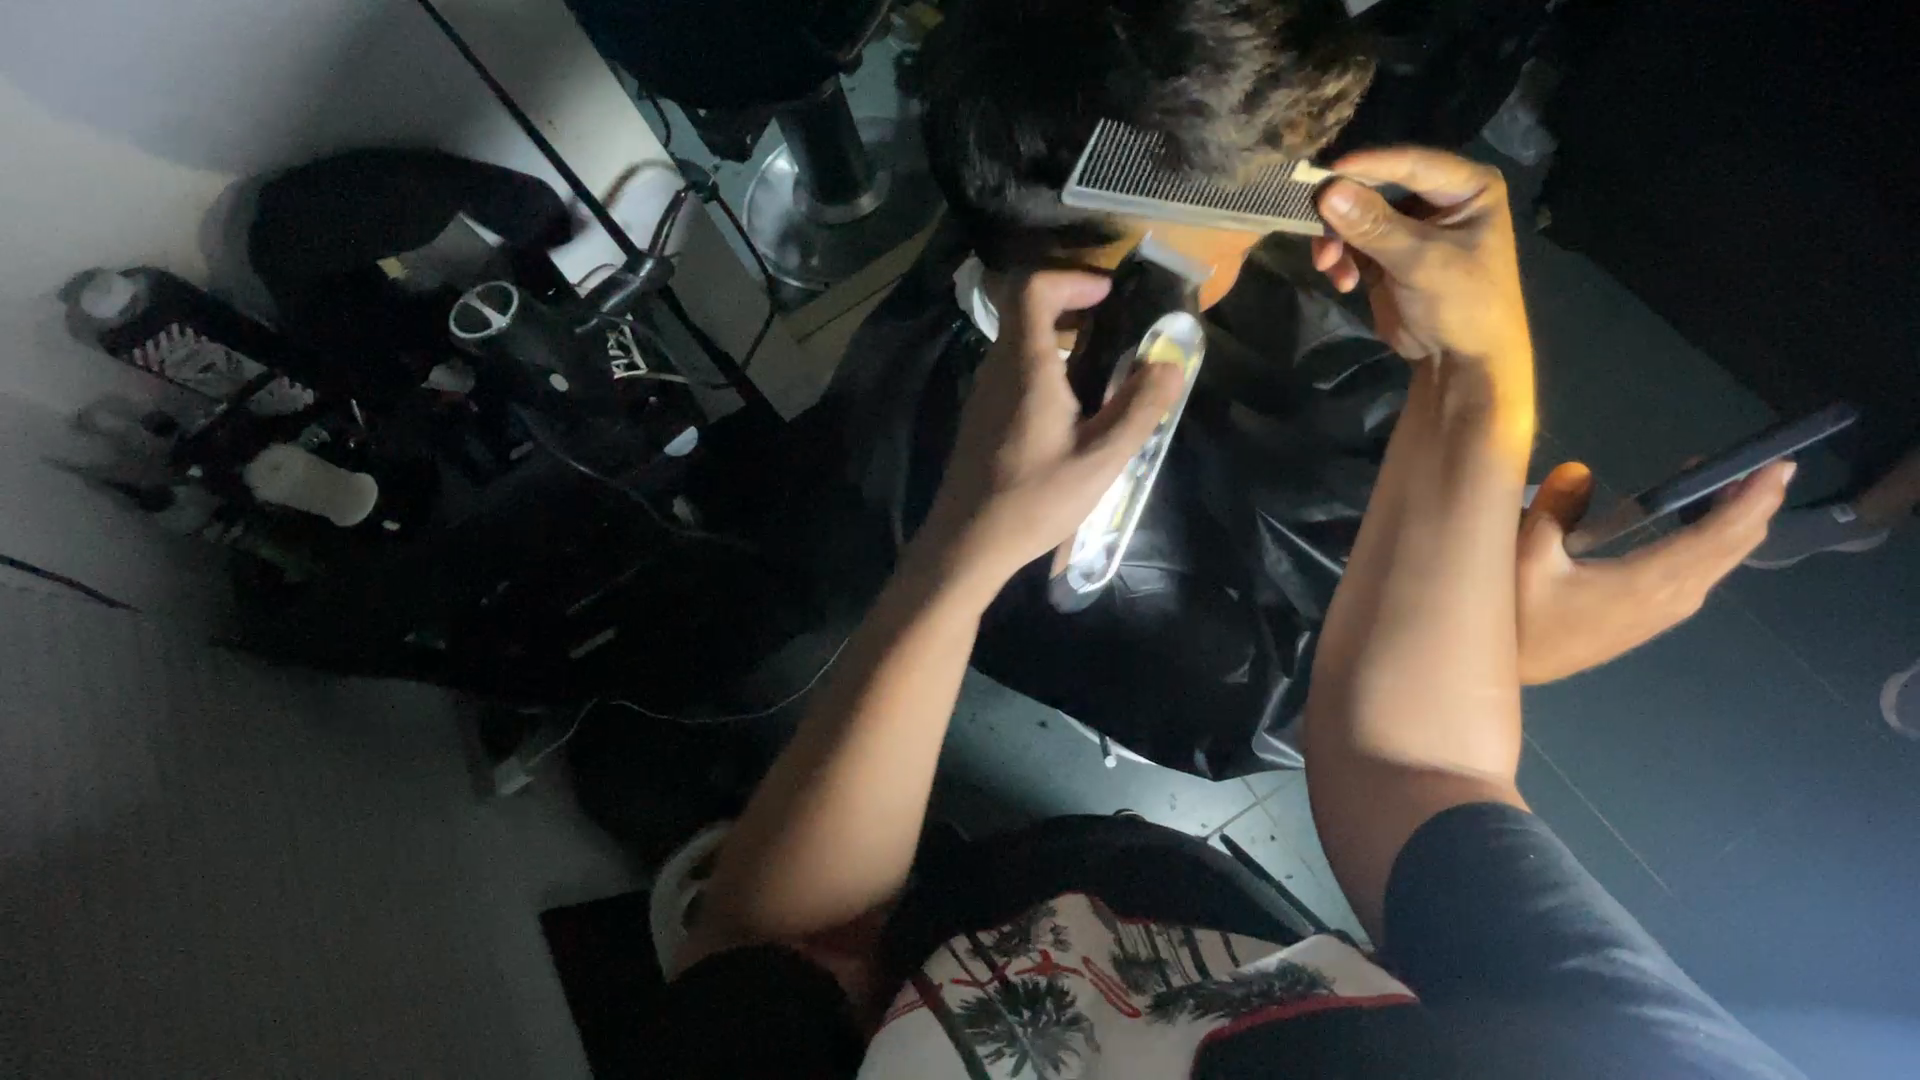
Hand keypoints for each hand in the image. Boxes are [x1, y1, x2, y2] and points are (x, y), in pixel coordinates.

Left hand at [916, 271, 1186, 590]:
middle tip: (1114, 326)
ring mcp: (982, 394)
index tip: (1108, 294)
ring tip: (1101, 367)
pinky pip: (1011, 373)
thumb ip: (1139, 408)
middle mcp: (996, 369)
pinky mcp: (979, 419)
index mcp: (1025, 366)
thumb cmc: (1035, 500)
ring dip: (1058, 339)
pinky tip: (1070, 408)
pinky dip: (1042, 367)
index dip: (1071, 278)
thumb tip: (1170, 363)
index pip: (1032, 288)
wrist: (968, 543)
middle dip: (1070, 305)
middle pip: (1024, 311)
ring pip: (1016, 343)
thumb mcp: (1100, 459)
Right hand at [1312, 147, 1530, 368]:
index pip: (1411, 165)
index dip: (1368, 166)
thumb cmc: (1462, 303)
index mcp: (1466, 188)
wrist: (1461, 359)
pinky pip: (1352, 246)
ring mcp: (1409, 229)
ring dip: (1337, 242)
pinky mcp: (1386, 257)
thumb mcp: (1419, 261)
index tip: (1323, 173)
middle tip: (1316, 230)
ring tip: (1330, 268)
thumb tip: (1327, 191)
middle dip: (1344, 214)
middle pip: (1377, 190)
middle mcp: (1437, 201)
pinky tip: (1343, 283)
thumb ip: (1373, 225)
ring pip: (1357, 219)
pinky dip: (1341, 261)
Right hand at [1515, 459, 1793, 683]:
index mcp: (1651, 580)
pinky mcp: (1653, 617)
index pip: (1721, 533)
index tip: (1778, 464)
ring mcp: (1667, 611)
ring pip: (1721, 561)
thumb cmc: (1517, 613)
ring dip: (1733, 524)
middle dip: (1753, 505)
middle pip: (1732, 547)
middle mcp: (1674, 596)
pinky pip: (1701, 573)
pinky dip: (1712, 543)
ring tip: (1727, 488)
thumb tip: (1580, 471)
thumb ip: (1554, 510)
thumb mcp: (1525, 556)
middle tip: (1759, 466)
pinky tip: (1693, 527)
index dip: (1753, 498)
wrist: (1511, 666)